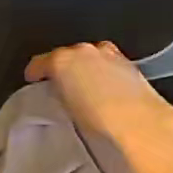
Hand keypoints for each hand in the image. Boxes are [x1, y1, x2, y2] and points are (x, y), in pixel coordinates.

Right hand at [24, 42, 172, 158]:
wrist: (139, 121)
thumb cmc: (100, 118)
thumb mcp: (65, 109)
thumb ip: (57, 93)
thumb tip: (60, 92)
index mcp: (61, 60)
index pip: (39, 62)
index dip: (34, 73)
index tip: (33, 80)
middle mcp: (84, 51)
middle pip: (64, 56)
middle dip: (61, 68)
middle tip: (59, 87)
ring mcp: (107, 54)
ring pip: (87, 57)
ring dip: (83, 68)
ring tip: (84, 90)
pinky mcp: (127, 62)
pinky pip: (106, 62)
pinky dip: (102, 71)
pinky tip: (104, 89)